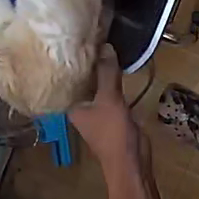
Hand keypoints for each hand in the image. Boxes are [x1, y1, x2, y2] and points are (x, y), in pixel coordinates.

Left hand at [69, 45, 146, 173]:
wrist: (131, 162)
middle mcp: (80, 108)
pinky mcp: (113, 116)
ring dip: (103, 73)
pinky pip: (111, 94)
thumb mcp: (109, 99)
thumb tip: (105, 45)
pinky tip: (119, 68)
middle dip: (89, 64)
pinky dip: (114, 83)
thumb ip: (107, 73)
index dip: (71, 60)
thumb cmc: (113, 133)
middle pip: (83, 81)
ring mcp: (97, 113)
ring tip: (107, 47)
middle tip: (93, 37)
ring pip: (98, 87)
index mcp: (71, 105)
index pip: (67, 78)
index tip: (76, 39)